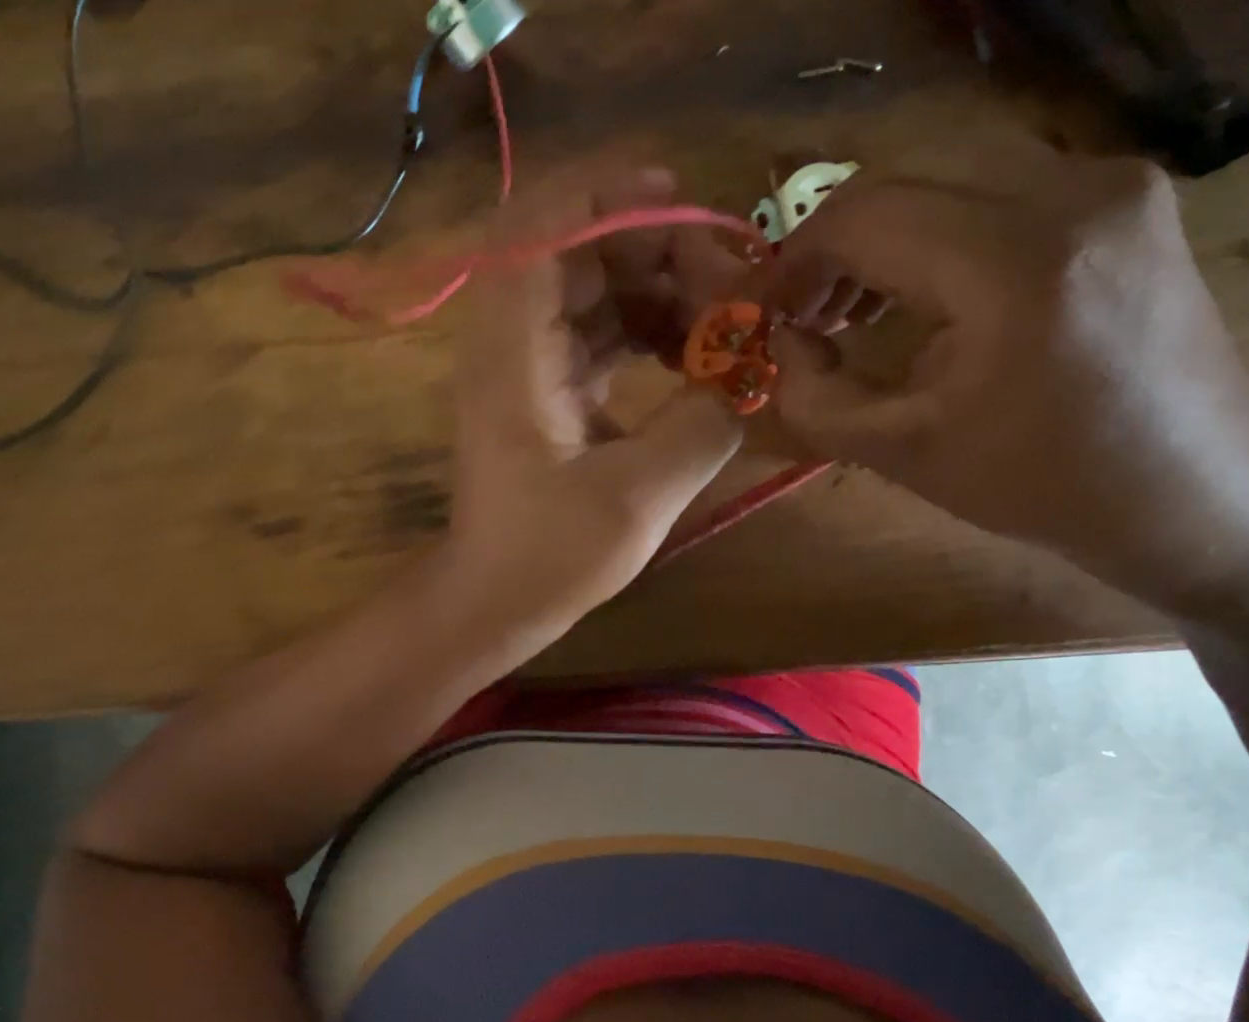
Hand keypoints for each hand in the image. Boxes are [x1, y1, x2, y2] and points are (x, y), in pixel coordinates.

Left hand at [440, 168, 746, 634]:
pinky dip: (643, 326)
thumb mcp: (640, 493)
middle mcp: (508, 340)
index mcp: (512, 350)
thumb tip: (755, 365)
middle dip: (653, 246)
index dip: (604, 193)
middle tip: (727, 277)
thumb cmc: (549, 554)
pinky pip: (594, 328)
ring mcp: (523, 361)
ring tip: (723, 319)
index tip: (680, 198)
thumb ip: (706, 420)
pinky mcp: (543, 386)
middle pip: (573, 247)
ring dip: (655, 287)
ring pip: (589, 286)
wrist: (493, 601)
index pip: (537, 226)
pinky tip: (694, 354)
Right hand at [758, 142, 1248, 607]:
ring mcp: (1110, 186)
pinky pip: (992, 192)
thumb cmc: (1042, 485)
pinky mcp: (1124, 198)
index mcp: (1016, 263)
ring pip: (941, 182)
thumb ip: (810, 393)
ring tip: (845, 309)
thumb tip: (777, 337)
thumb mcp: (898, 450)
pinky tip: (913, 293)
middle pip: (898, 186)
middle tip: (796, 314)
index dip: (790, 260)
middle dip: (828, 250)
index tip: (756, 311)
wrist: (1197, 495)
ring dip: (877, 241)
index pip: (862, 218)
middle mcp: (1072, 193)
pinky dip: (933, 235)